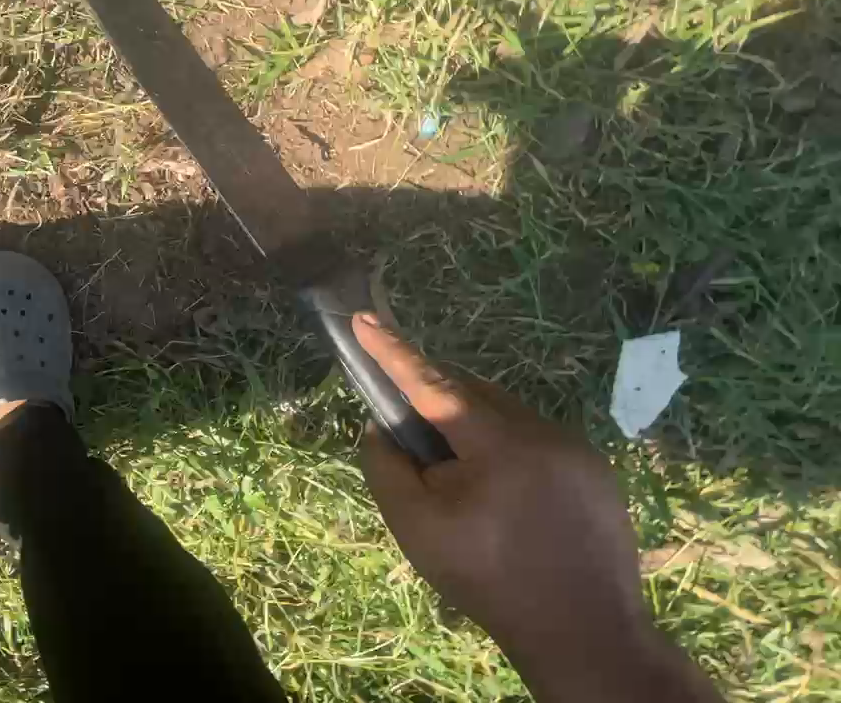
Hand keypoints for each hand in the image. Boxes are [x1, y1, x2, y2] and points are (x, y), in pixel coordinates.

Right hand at [353, 314, 721, 702]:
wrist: (586, 638)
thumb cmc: (486, 577)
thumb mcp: (413, 523)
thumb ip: (384, 465)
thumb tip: (381, 428)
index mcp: (499, 445)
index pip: (431, 383)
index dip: (392, 351)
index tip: (364, 319)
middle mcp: (544, 435)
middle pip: (468, 392)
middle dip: (431, 398)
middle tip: (408, 433)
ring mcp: (576, 451)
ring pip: (501, 410)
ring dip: (466, 421)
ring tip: (453, 469)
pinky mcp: (595, 471)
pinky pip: (530, 434)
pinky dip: (498, 441)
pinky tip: (493, 485)